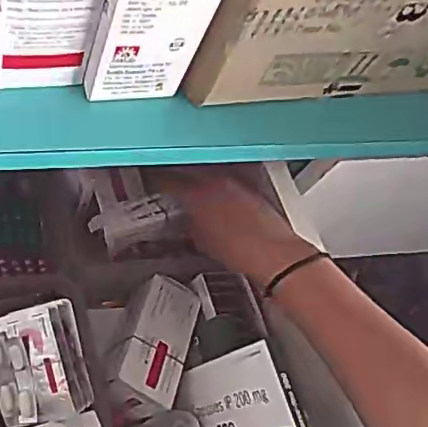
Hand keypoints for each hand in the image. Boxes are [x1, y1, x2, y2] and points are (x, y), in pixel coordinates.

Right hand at [160, 169, 315, 287]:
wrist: (275, 255)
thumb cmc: (242, 252)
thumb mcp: (202, 241)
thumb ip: (190, 224)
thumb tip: (188, 219)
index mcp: (197, 194)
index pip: (168, 180)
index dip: (156, 181)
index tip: (152, 182)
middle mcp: (216, 182)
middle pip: (187, 170)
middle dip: (175, 176)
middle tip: (167, 183)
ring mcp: (235, 183)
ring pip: (207, 173)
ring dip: (196, 178)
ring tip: (190, 190)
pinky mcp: (249, 188)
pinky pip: (225, 180)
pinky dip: (216, 185)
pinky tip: (216, 199)